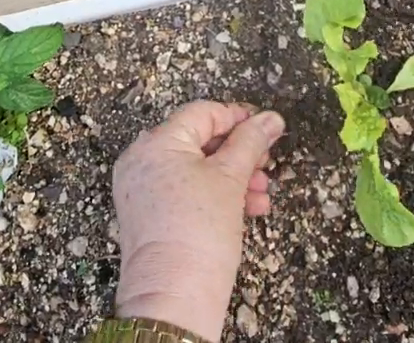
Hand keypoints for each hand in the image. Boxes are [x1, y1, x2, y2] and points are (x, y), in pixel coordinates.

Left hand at [111, 101, 284, 339]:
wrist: (173, 300)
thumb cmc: (200, 232)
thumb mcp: (232, 178)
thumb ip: (251, 141)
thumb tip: (271, 117)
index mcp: (156, 142)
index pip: (202, 113)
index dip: (237, 117)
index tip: (266, 127)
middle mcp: (142, 159)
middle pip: (199, 141)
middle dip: (238, 153)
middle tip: (267, 164)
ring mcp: (143, 188)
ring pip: (195, 168)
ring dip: (233, 177)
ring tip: (263, 194)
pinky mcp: (148, 215)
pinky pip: (184, 191)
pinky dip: (214, 194)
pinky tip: (247, 209)